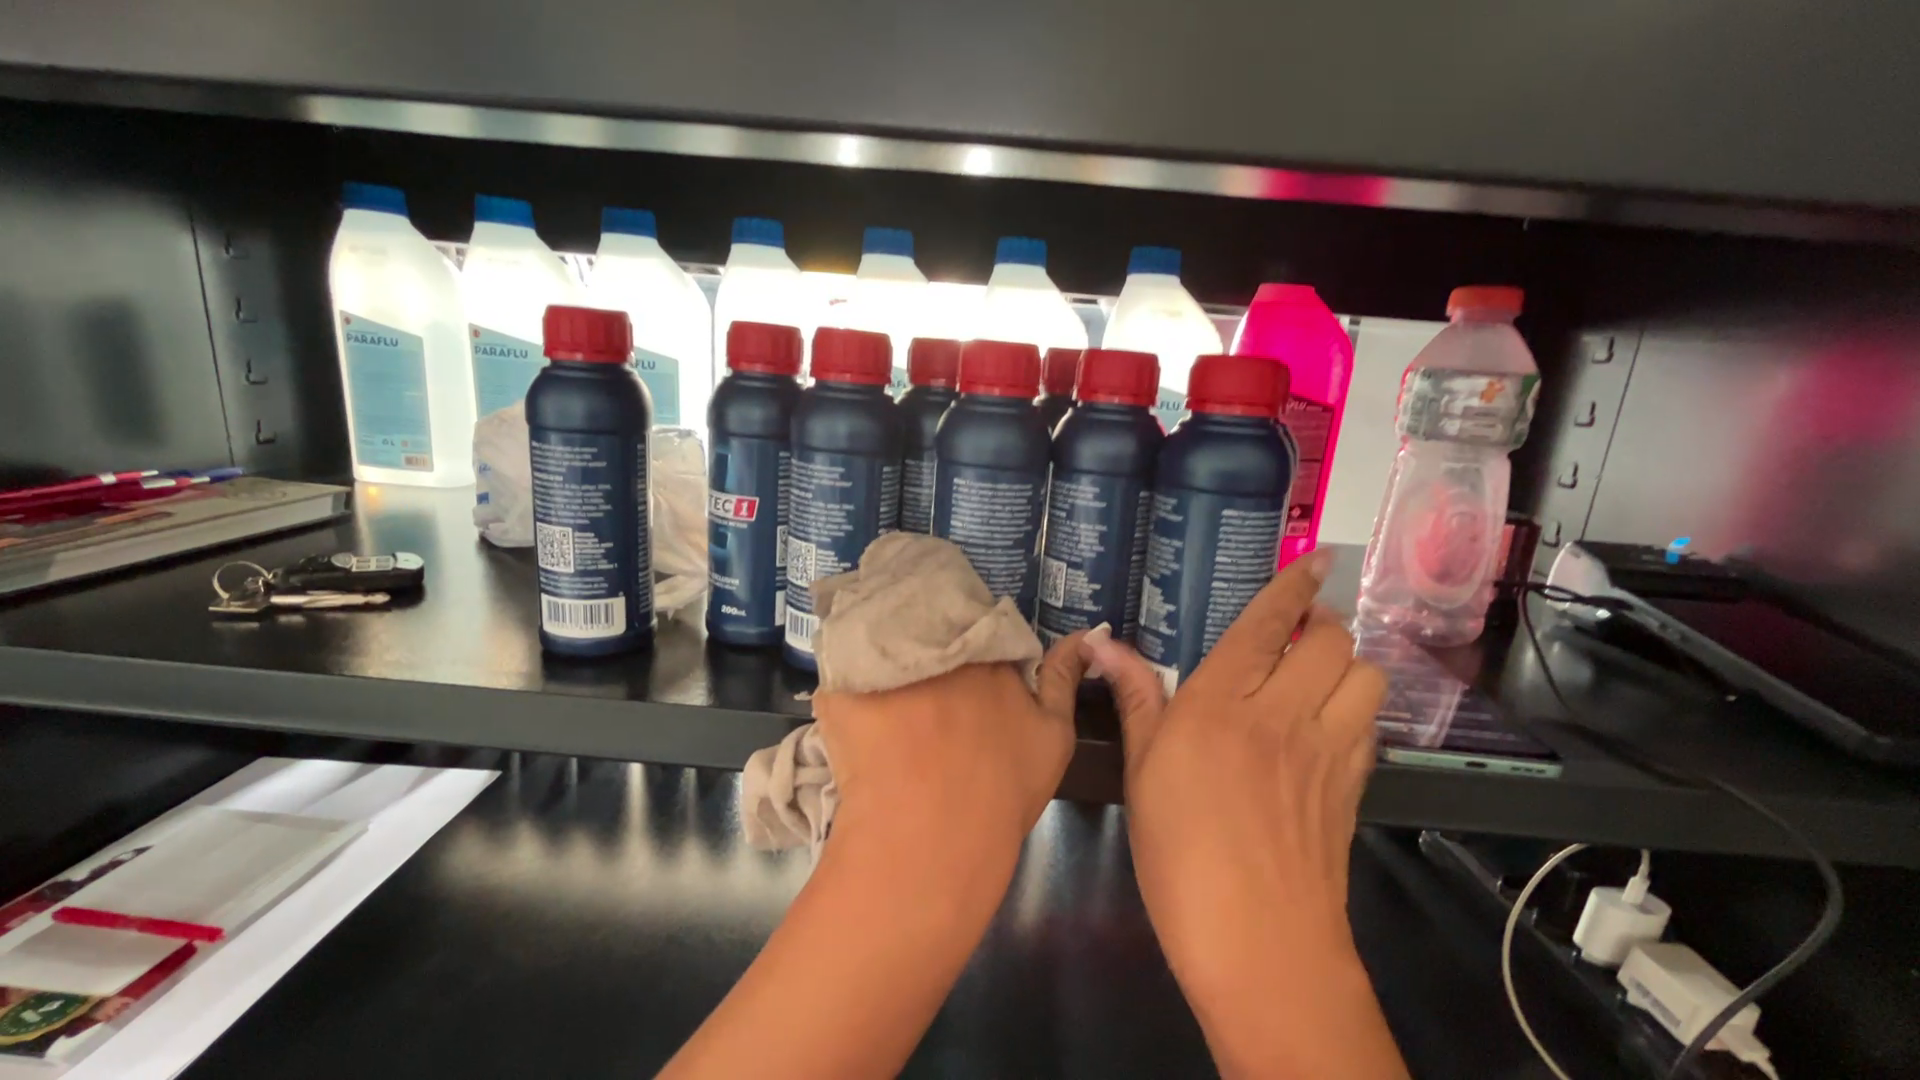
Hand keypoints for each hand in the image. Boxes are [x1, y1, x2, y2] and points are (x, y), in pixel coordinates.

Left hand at [667, 641, 1093, 1079]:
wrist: (934, 834)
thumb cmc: (1002, 788)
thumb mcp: (1053, 735)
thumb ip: (1063, 678)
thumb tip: (1086, 633)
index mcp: (986, 653)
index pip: (978, 627)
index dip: (970, 643)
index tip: (964, 662)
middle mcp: (935, 647)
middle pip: (928, 629)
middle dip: (925, 638)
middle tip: (921, 674)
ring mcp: (885, 666)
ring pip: (883, 644)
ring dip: (883, 651)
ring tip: (884, 680)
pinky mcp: (842, 689)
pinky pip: (841, 675)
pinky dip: (845, 684)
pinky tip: (850, 704)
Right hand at [1085, 551, 1403, 1078]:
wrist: (1258, 940)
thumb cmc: (1179, 854)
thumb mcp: (1142, 772)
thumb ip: (1136, 699)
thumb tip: (1104, 644)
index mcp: (1220, 704)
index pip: (1267, 624)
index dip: (1295, 585)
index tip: (1319, 557)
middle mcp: (1281, 713)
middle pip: (1332, 641)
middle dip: (1322, 625)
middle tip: (1296, 636)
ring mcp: (1327, 750)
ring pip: (1366, 676)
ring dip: (1347, 666)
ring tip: (1316, 679)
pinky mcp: (1354, 785)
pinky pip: (1370, 724)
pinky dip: (1356, 710)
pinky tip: (1328, 728)